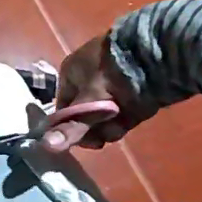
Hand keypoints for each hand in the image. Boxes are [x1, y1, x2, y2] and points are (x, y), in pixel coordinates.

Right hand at [41, 32, 151, 151]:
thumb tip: (46, 146)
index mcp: (69, 72)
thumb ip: (71, 127)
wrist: (155, 55)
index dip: (72, 129)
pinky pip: (122, 107)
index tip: (87, 141)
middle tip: (107, 134)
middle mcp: (86, 74)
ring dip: (111, 125)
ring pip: (105, 114)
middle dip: (96, 128)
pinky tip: (132, 117)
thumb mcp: (88, 105)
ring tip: (122, 124)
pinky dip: (125, 116)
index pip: (63, 110)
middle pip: (85, 114)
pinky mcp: (131, 84)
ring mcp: (110, 78)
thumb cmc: (112, 77)